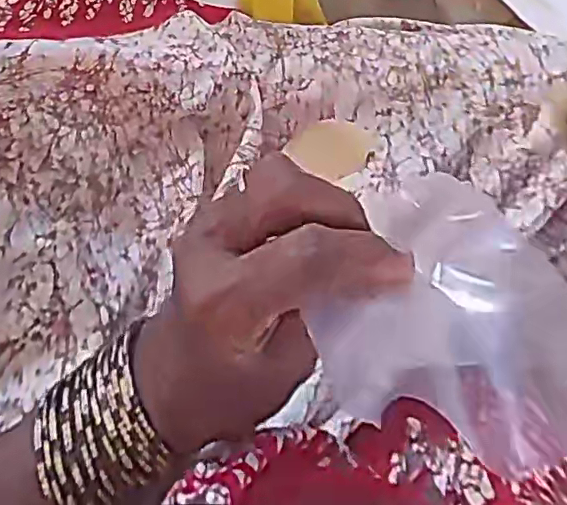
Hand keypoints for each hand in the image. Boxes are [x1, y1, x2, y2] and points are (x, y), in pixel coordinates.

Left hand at [134, 153, 412, 453]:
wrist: (165, 376)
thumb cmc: (226, 391)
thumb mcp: (287, 371)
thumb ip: (329, 312)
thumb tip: (378, 273)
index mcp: (222, 299)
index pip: (303, 255)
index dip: (361, 254)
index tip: (401, 268)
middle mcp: (209, 243)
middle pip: (286, 193)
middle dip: (342, 213)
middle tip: (370, 249)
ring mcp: (208, 217)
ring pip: (278, 176)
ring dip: (323, 200)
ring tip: (344, 236)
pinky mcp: (216, 206)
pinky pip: (270, 182)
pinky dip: (305, 198)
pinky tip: (317, 228)